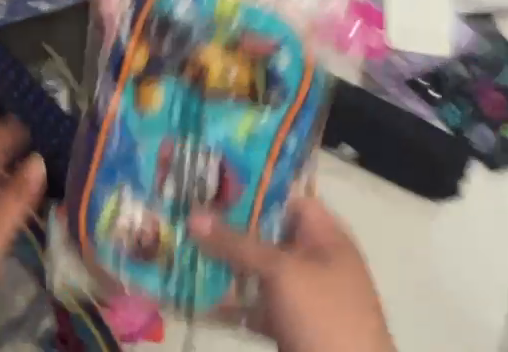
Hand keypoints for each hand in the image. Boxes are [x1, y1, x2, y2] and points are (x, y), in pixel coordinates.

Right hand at [189, 197, 394, 351]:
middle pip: (265, 234)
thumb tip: (192, 214)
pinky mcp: (288, 325)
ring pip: (255, 269)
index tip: (211, 182)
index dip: (253, 189)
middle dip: (226, 226)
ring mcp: (302, 297)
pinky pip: (252, 304)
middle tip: (185, 212)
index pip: (289, 200)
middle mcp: (314, 263)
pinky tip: (193, 295)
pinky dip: (227, 301)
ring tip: (180, 247)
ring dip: (222, 262)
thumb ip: (235, 242)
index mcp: (327, 241)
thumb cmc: (326, 318)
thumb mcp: (281, 272)